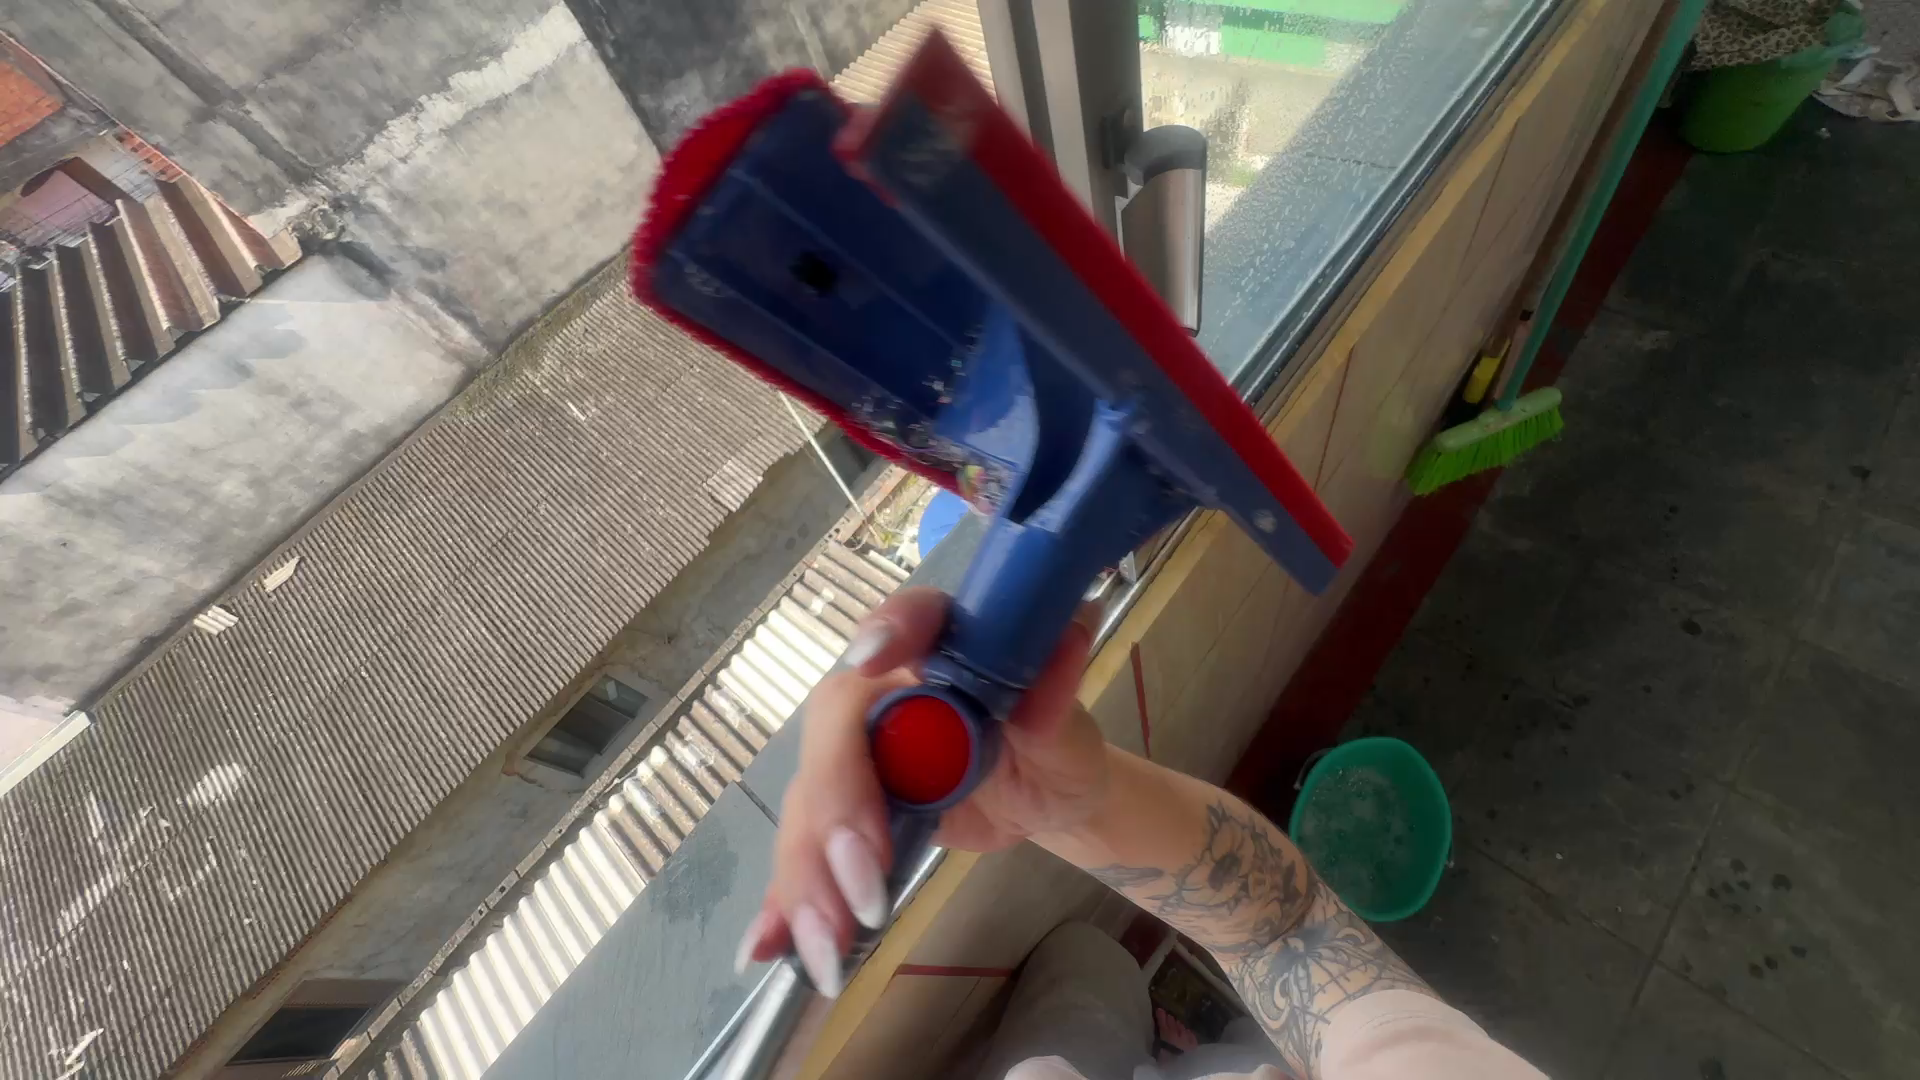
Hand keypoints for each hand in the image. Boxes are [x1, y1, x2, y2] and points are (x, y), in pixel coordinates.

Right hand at [734, 586, 1109, 996]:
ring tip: (827, 946)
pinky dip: (786, 895)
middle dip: (838, 804)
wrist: (1041, 802)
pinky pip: (807, 848)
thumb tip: (1071, 637)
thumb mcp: (1068, 734)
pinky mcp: (848, 813)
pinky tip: (767, 942)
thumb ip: (1055, 698)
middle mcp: (887, 692)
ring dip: (808, 873)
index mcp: (944, 652)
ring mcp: (860, 755)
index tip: (871, 660)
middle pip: (836, 729)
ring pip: (811, 800)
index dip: (886, 628)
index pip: (912, 619)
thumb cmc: (1056, 753)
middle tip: (864, 882)